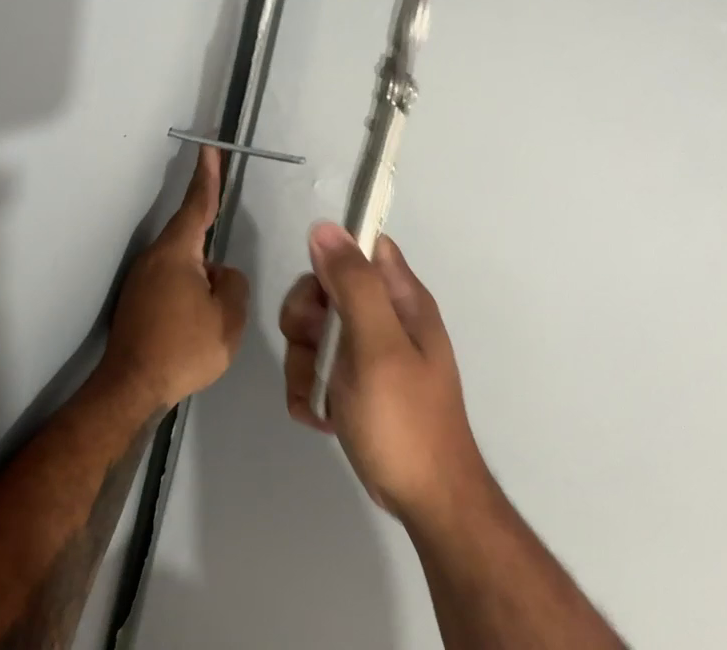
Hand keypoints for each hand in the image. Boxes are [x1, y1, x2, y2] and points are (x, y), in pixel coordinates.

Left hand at [101, 145, 248, 411]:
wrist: (131, 386)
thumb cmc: (183, 348)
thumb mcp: (227, 318)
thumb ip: (233, 285)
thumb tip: (220, 274)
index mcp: (176, 253)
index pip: (196, 205)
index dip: (207, 176)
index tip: (209, 147)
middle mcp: (154, 258)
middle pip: (188, 236)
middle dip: (208, 240)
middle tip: (221, 260)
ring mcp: (140, 280)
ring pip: (180, 264)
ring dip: (199, 276)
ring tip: (212, 312)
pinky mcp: (136, 302)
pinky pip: (170, 283)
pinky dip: (186, 291)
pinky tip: (195, 319)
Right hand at [280, 223, 492, 521]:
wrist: (424, 498)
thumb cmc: (404, 420)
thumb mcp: (376, 346)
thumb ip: (352, 285)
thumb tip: (325, 228)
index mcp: (402, 301)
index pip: (360, 251)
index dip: (330, 263)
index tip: (318, 298)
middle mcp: (385, 320)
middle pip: (323, 293)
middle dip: (305, 324)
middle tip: (314, 352)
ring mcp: (367, 355)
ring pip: (311, 334)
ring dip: (303, 365)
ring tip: (321, 397)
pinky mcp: (352, 386)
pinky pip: (313, 371)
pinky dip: (308, 392)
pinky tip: (322, 417)